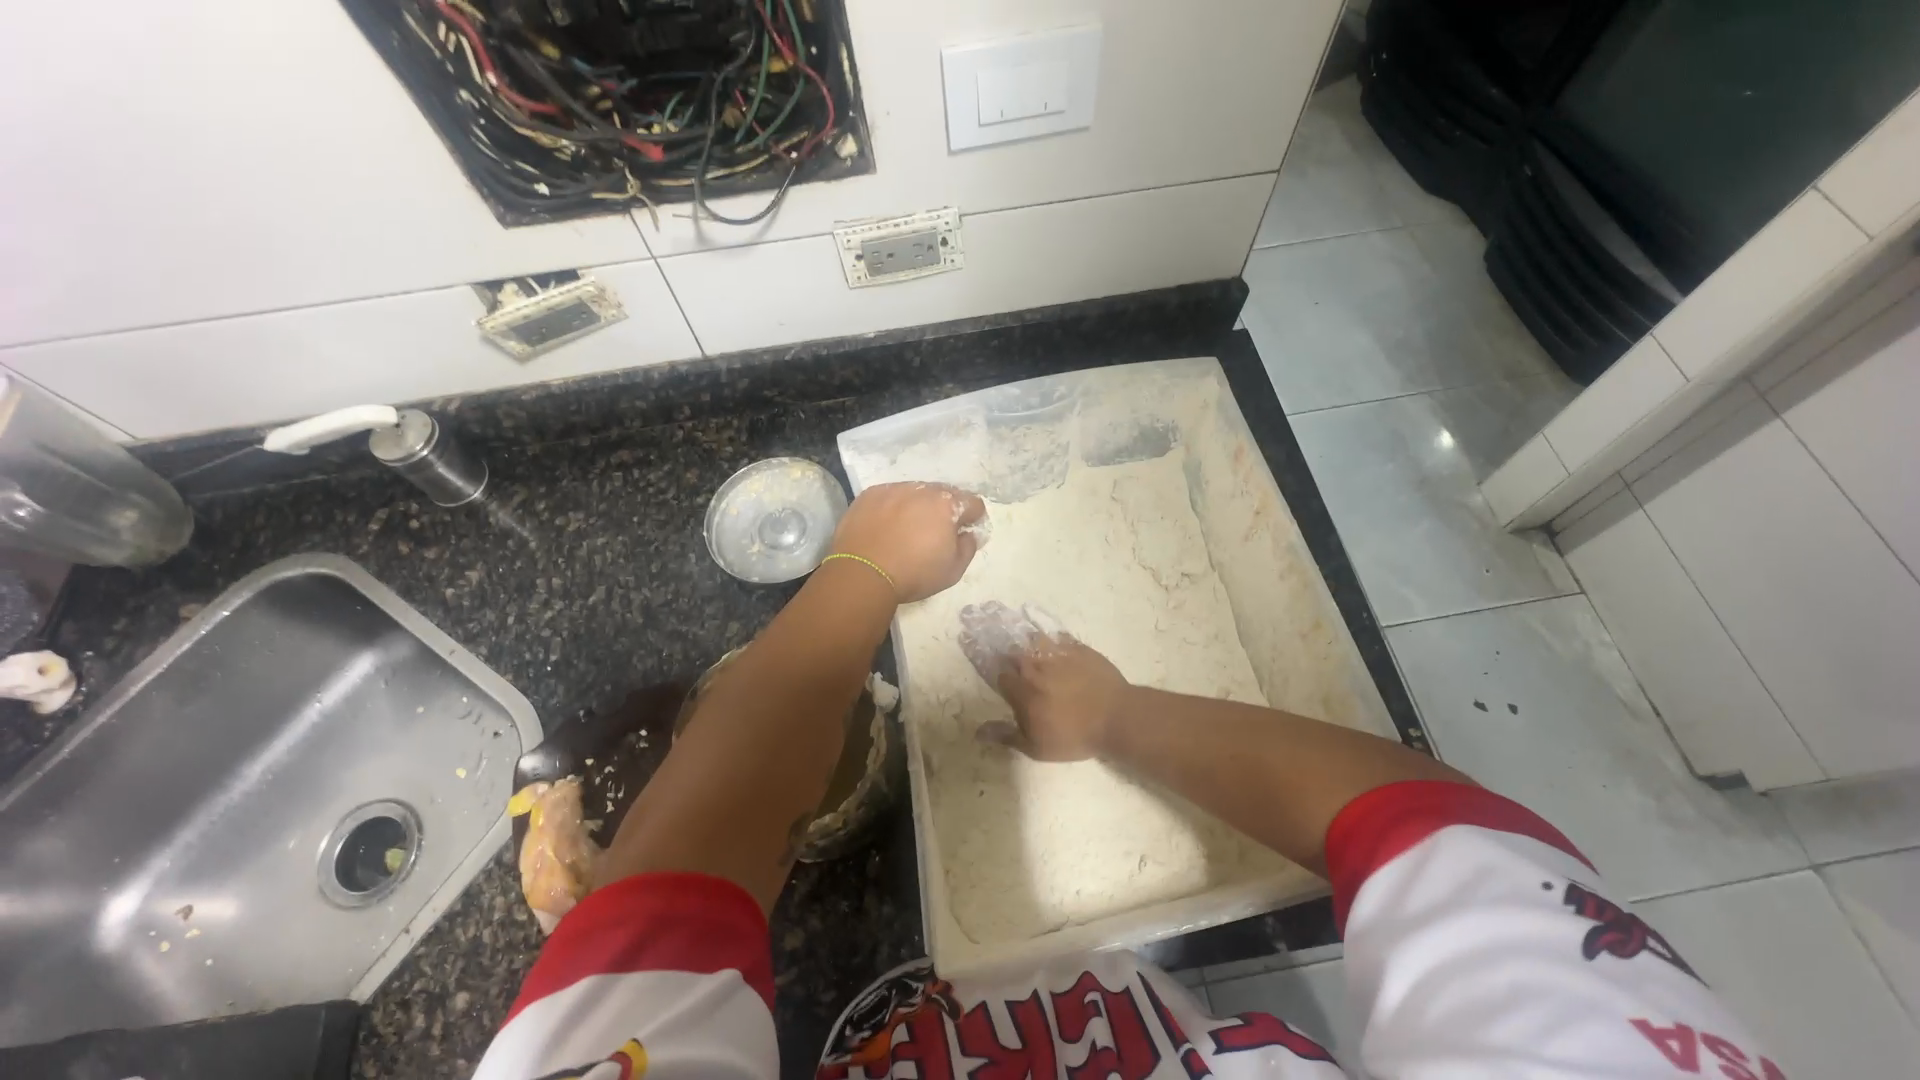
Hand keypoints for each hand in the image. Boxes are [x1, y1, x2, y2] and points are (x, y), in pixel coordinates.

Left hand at [830, 482, 986, 602]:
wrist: (863, 573)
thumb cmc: (914, 574)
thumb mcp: (953, 570)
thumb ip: (968, 547)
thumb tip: (969, 534)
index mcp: (948, 505)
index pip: (973, 503)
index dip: (973, 518)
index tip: (965, 532)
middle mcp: (922, 490)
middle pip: (943, 493)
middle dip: (945, 509)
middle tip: (936, 532)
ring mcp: (894, 489)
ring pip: (915, 492)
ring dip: (918, 505)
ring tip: (908, 528)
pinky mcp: (870, 494)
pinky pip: (889, 496)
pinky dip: (892, 507)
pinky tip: (886, 525)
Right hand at [959, 602, 1130, 761]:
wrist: (1116, 717)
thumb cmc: (1074, 737)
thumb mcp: (1037, 747)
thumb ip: (1006, 736)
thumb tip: (978, 732)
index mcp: (1022, 691)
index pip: (1001, 676)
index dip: (1003, 680)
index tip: (1008, 686)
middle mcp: (1035, 667)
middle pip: (1014, 653)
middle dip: (1011, 657)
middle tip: (1017, 664)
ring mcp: (1058, 654)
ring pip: (1035, 639)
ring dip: (1030, 643)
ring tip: (1034, 649)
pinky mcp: (1079, 648)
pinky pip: (1060, 636)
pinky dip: (1054, 639)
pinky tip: (1057, 642)